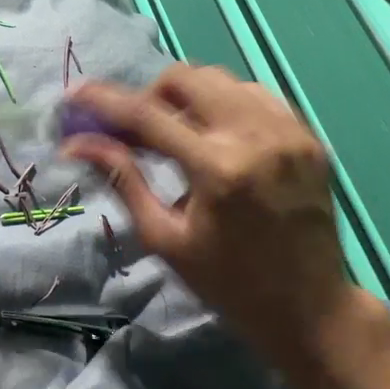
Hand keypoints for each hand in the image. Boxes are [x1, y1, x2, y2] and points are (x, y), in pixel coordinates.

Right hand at [62, 65, 389, 388]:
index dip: (104, 100)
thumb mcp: (165, 237)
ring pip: (220, 79)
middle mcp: (255, 138)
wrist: (314, 311)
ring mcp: (288, 132)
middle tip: (140, 129)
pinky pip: (254, 93)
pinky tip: (218, 134)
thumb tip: (75, 143)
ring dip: (189, 96)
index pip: (147, 115)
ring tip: (180, 132)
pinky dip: (226, 103)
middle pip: (186, 78)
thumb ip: (123, 179)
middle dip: (151, 94)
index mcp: (218, 170)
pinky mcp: (308, 137)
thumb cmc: (230, 283)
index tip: (75, 94)